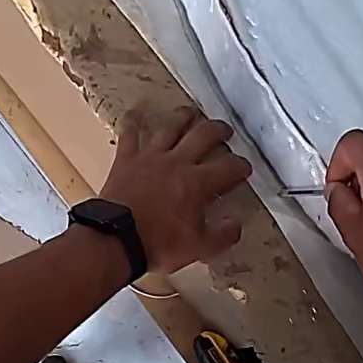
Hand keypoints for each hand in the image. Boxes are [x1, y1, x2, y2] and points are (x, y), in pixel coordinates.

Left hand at [100, 106, 251, 273]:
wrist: (117, 240)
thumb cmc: (158, 244)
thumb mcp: (199, 248)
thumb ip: (223, 236)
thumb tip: (236, 225)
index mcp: (198, 184)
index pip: (228, 168)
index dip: (240, 166)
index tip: (245, 168)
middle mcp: (177, 163)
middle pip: (204, 136)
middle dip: (219, 131)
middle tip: (226, 132)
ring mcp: (151, 158)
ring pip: (172, 127)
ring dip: (184, 118)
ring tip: (192, 113)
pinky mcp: (127, 160)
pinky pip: (130, 134)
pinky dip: (133, 122)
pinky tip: (135, 114)